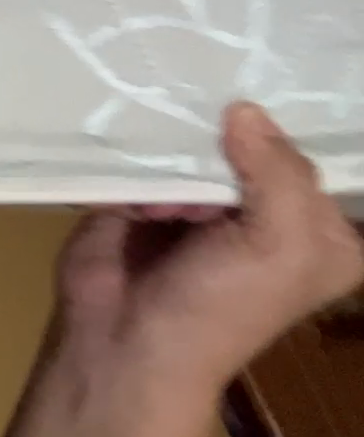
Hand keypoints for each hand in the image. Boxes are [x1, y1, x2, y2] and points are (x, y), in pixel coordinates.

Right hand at [55, 102, 363, 394]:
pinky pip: (131, 168)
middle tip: (193, 134)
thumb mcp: (278, 245)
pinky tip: (124, 179)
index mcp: (312, 229)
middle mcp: (250, 214)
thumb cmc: (220, 304)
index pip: (300, 161)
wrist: (125, 337)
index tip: (246, 99)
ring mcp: (184, 209)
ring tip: (156, 183)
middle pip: (236, 151)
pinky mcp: (128, 205)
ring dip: (165, 159)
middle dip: (214, 142)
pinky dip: (126, 166)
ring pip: (180, 155)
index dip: (277, 133)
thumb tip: (244, 108)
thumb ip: (275, 175)